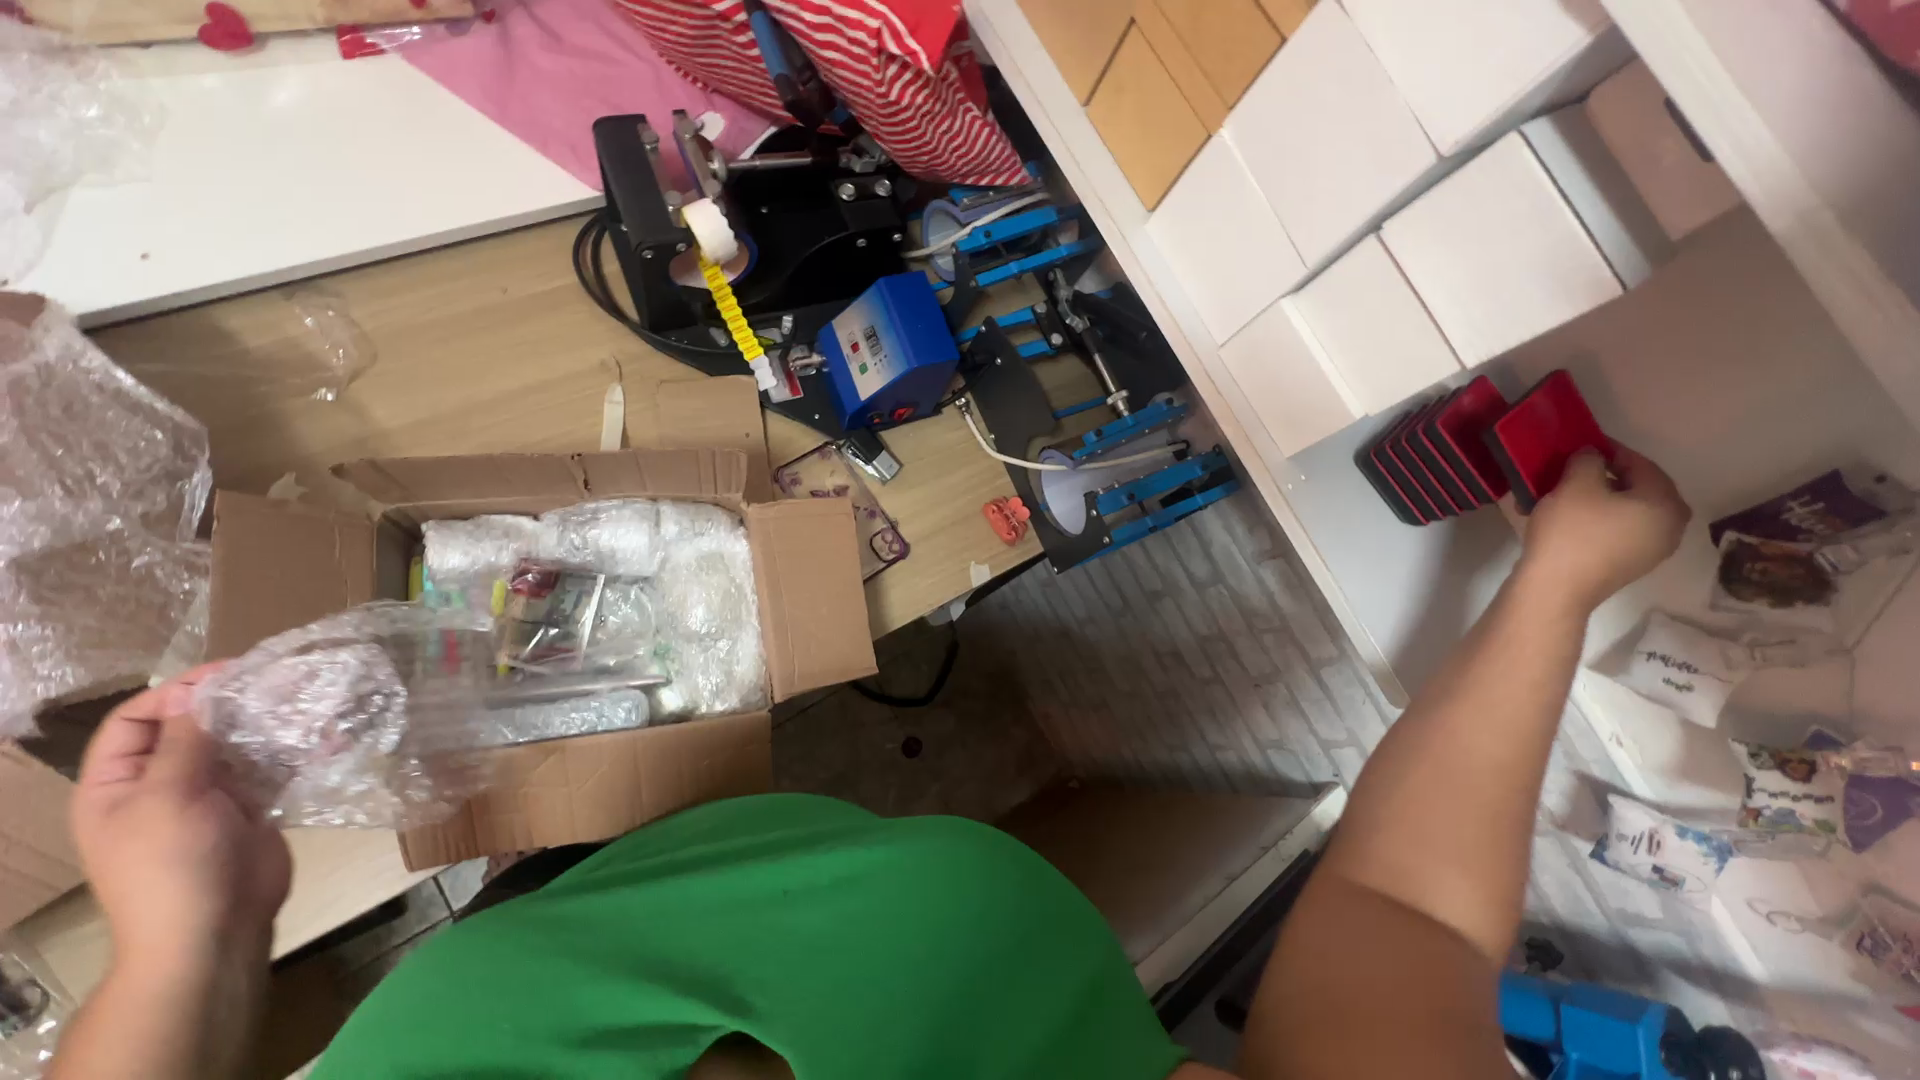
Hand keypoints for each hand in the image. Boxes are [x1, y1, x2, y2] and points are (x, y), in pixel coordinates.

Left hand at [71, 665, 291, 974]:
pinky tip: (327, 736)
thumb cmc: (171, 866)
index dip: (177, 691)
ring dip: (270, 722)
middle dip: (233, 702)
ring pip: (238, 744)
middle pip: (193, 727)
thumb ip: (183, 741)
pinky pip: (272, 768)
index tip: (230, 673)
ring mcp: (209, 796)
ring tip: (310, 699)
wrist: (212, 931)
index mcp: (117, 784)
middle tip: (281, 679)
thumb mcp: (166, 799)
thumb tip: (197, 690)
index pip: (136, 719)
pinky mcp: (252, 807)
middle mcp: (160, 784)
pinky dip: (296, 750)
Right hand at [1515, 446, 1690, 615]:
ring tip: (1565, 495)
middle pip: (1637, 489)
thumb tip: (1592, 455)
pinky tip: (1568, 519)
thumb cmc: (1572, 532)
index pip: (1641, 464)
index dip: (1610, 450)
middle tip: (1574, 471)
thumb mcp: (1575, 484)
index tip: (1582, 445)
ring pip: (1625, 511)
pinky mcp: (1629, 565)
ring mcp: (1652, 549)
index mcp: (1666, 503)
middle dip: (1604, 477)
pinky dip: (1597, 520)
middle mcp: (1670, 526)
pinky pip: (1618, 531)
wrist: (1557, 588)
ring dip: (1598, 499)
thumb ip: (1587, 460)